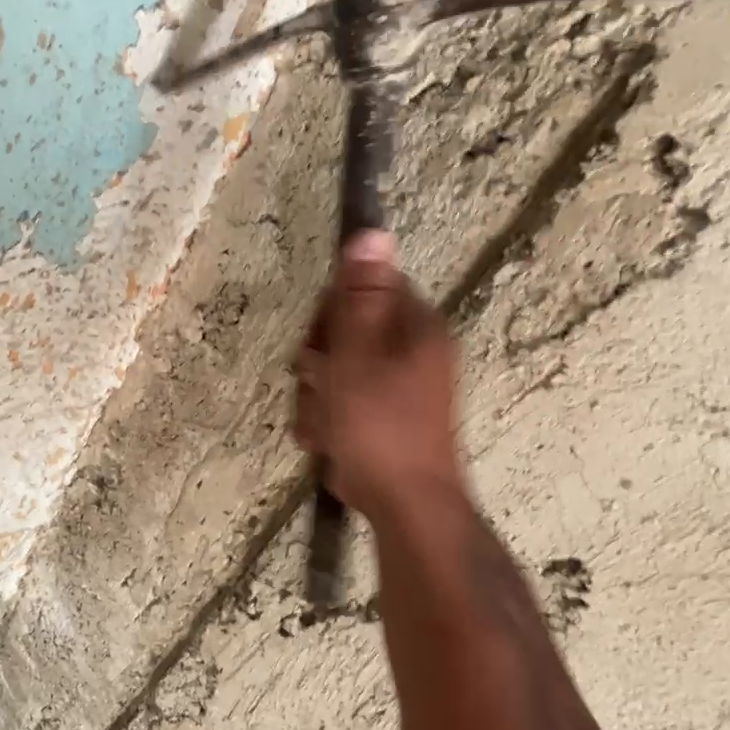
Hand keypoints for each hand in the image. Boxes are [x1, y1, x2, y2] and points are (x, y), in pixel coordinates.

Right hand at [295, 232, 463, 524]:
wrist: (402, 497)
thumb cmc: (378, 423)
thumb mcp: (359, 354)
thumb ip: (358, 298)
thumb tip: (370, 232)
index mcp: (414, 327)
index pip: (361, 291)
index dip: (330, 316)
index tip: (320, 347)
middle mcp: (410, 349)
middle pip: (341, 333)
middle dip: (317, 363)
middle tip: (320, 386)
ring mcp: (396, 386)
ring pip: (332, 373)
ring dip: (315, 398)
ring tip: (323, 421)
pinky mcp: (378, 416)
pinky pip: (337, 403)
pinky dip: (324, 420)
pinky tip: (326, 439)